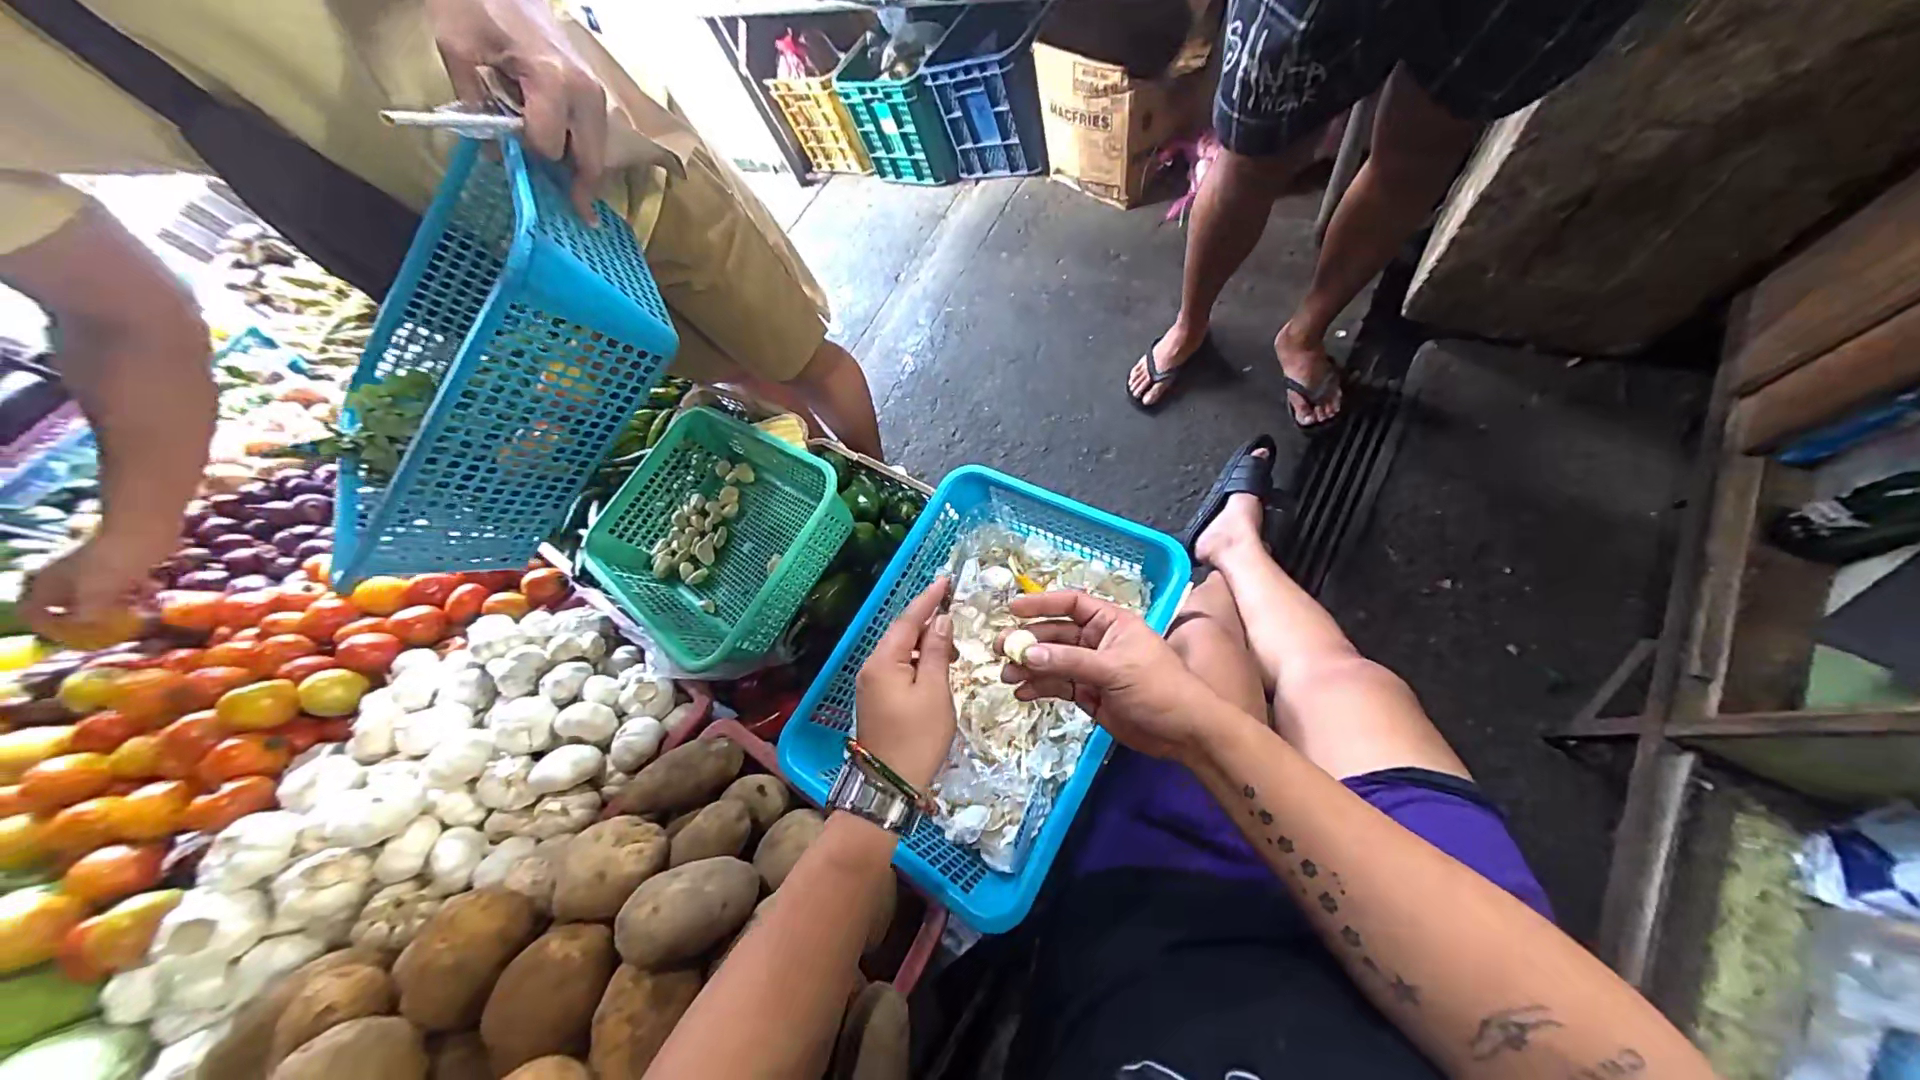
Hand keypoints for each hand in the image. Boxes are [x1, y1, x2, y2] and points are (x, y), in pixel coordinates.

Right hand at [22, 531, 160, 633]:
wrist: (145, 529)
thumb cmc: (113, 561)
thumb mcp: (95, 592)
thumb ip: (86, 613)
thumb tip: (83, 626)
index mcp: (48, 584)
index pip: (33, 611)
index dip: (49, 626)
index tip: (75, 637)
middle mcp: (68, 577)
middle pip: (72, 606)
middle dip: (92, 619)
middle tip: (114, 629)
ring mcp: (98, 570)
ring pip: (104, 596)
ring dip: (120, 606)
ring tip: (139, 612)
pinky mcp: (126, 564)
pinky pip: (128, 585)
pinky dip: (139, 592)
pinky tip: (154, 592)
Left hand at [426, 0, 608, 221]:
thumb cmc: (473, 4)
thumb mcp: (458, 49)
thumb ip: (477, 105)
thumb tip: (495, 152)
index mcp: (552, 83)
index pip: (548, 146)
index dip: (528, 156)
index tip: (510, 157)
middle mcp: (585, 94)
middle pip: (590, 160)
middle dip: (580, 187)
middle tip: (580, 215)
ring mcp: (596, 94)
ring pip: (599, 152)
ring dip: (585, 172)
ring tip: (575, 192)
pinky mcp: (596, 92)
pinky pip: (597, 136)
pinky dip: (586, 153)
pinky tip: (573, 162)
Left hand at [852, 578, 955, 789]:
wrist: (889, 784)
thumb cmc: (918, 738)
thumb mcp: (935, 692)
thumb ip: (938, 652)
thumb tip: (941, 621)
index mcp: (883, 661)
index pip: (908, 620)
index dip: (928, 599)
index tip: (945, 580)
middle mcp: (871, 667)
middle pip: (902, 634)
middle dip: (928, 622)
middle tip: (956, 614)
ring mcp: (871, 684)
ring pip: (901, 652)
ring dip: (926, 645)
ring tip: (954, 648)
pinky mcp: (876, 699)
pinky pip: (898, 668)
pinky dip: (918, 662)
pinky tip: (936, 668)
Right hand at [999, 591, 1223, 762]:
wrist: (1183, 732)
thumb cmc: (1157, 688)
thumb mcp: (1113, 669)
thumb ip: (1068, 660)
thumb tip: (1027, 653)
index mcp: (1110, 622)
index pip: (1071, 603)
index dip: (1041, 603)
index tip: (1013, 608)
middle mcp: (1097, 641)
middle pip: (1055, 634)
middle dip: (1027, 641)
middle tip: (1001, 649)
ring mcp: (1091, 668)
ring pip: (1051, 661)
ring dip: (1029, 666)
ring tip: (1006, 676)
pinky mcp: (1088, 694)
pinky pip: (1057, 685)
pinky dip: (1039, 688)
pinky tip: (1023, 694)